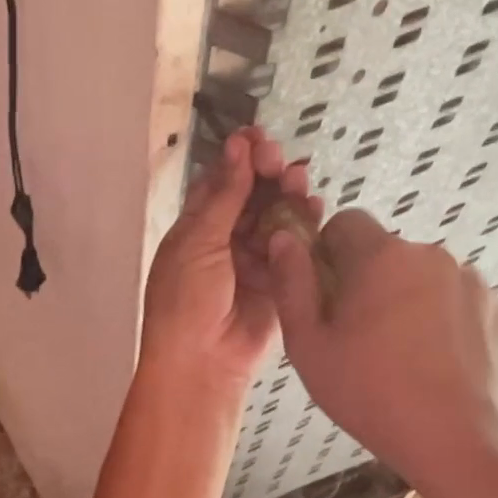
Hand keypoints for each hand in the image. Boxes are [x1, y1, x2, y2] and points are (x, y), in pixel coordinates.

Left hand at [140, 128, 310, 391]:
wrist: (201, 361)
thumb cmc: (185, 301)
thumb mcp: (198, 242)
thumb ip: (224, 195)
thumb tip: (238, 145)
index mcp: (195, 229)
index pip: (220, 182)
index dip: (239, 159)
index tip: (257, 137)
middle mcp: (225, 241)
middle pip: (254, 196)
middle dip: (267, 174)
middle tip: (279, 161)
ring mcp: (254, 260)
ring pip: (277, 218)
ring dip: (288, 197)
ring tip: (297, 181)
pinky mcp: (280, 281)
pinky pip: (295, 247)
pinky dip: (305, 227)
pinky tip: (313, 207)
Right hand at [265, 209, 497, 480]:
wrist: (450, 436)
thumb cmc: (366, 391)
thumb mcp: (307, 344)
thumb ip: (291, 284)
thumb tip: (283, 238)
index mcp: (381, 256)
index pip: (346, 221)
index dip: (327, 252)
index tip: (324, 295)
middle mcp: (430, 254)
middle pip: (383, 251)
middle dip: (366, 279)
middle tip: (354, 334)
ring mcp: (470, 279)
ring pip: (418, 275)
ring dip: (402, 297)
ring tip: (396, 351)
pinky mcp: (495, 307)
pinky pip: (452, 297)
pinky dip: (437, 316)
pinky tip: (429, 357)